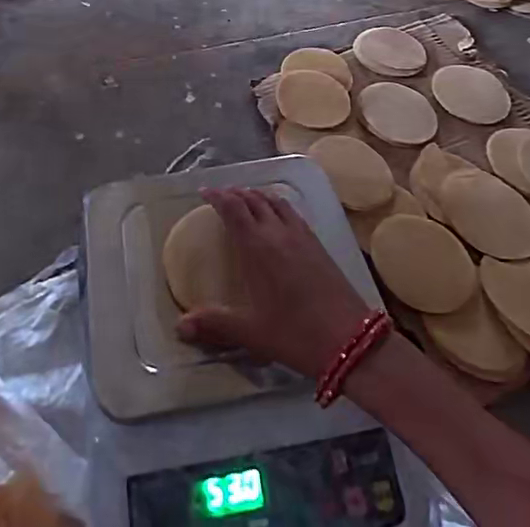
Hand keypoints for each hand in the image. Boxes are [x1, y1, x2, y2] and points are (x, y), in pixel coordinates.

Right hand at [176, 188, 373, 379]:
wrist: (349, 338)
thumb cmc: (294, 333)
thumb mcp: (251, 332)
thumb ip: (214, 325)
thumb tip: (180, 326)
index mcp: (257, 247)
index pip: (233, 209)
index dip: (218, 196)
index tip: (205, 191)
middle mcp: (278, 232)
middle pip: (254, 200)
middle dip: (236, 193)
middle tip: (222, 195)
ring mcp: (301, 235)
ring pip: (276, 202)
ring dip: (258, 196)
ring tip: (247, 200)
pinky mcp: (318, 243)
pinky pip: (292, 213)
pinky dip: (278, 206)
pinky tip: (278, 218)